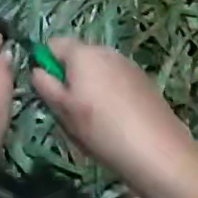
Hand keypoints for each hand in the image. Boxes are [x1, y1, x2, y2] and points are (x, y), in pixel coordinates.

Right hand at [32, 39, 197, 196]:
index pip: (53, 44)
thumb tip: (38, 70)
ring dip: (91, 86)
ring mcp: (128, 64)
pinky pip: (116, 79)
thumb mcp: (63, 110)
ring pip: (98, 69)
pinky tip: (117, 121)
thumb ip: (44, 85)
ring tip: (96, 120)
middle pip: (77, 56)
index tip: (53, 92)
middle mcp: (105, 50)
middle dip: (71, 77)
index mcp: (82, 53)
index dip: (47, 65)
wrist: (158, 152)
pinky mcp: (144, 80)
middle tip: (72, 111)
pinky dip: (111, 94)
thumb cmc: (101, 129)